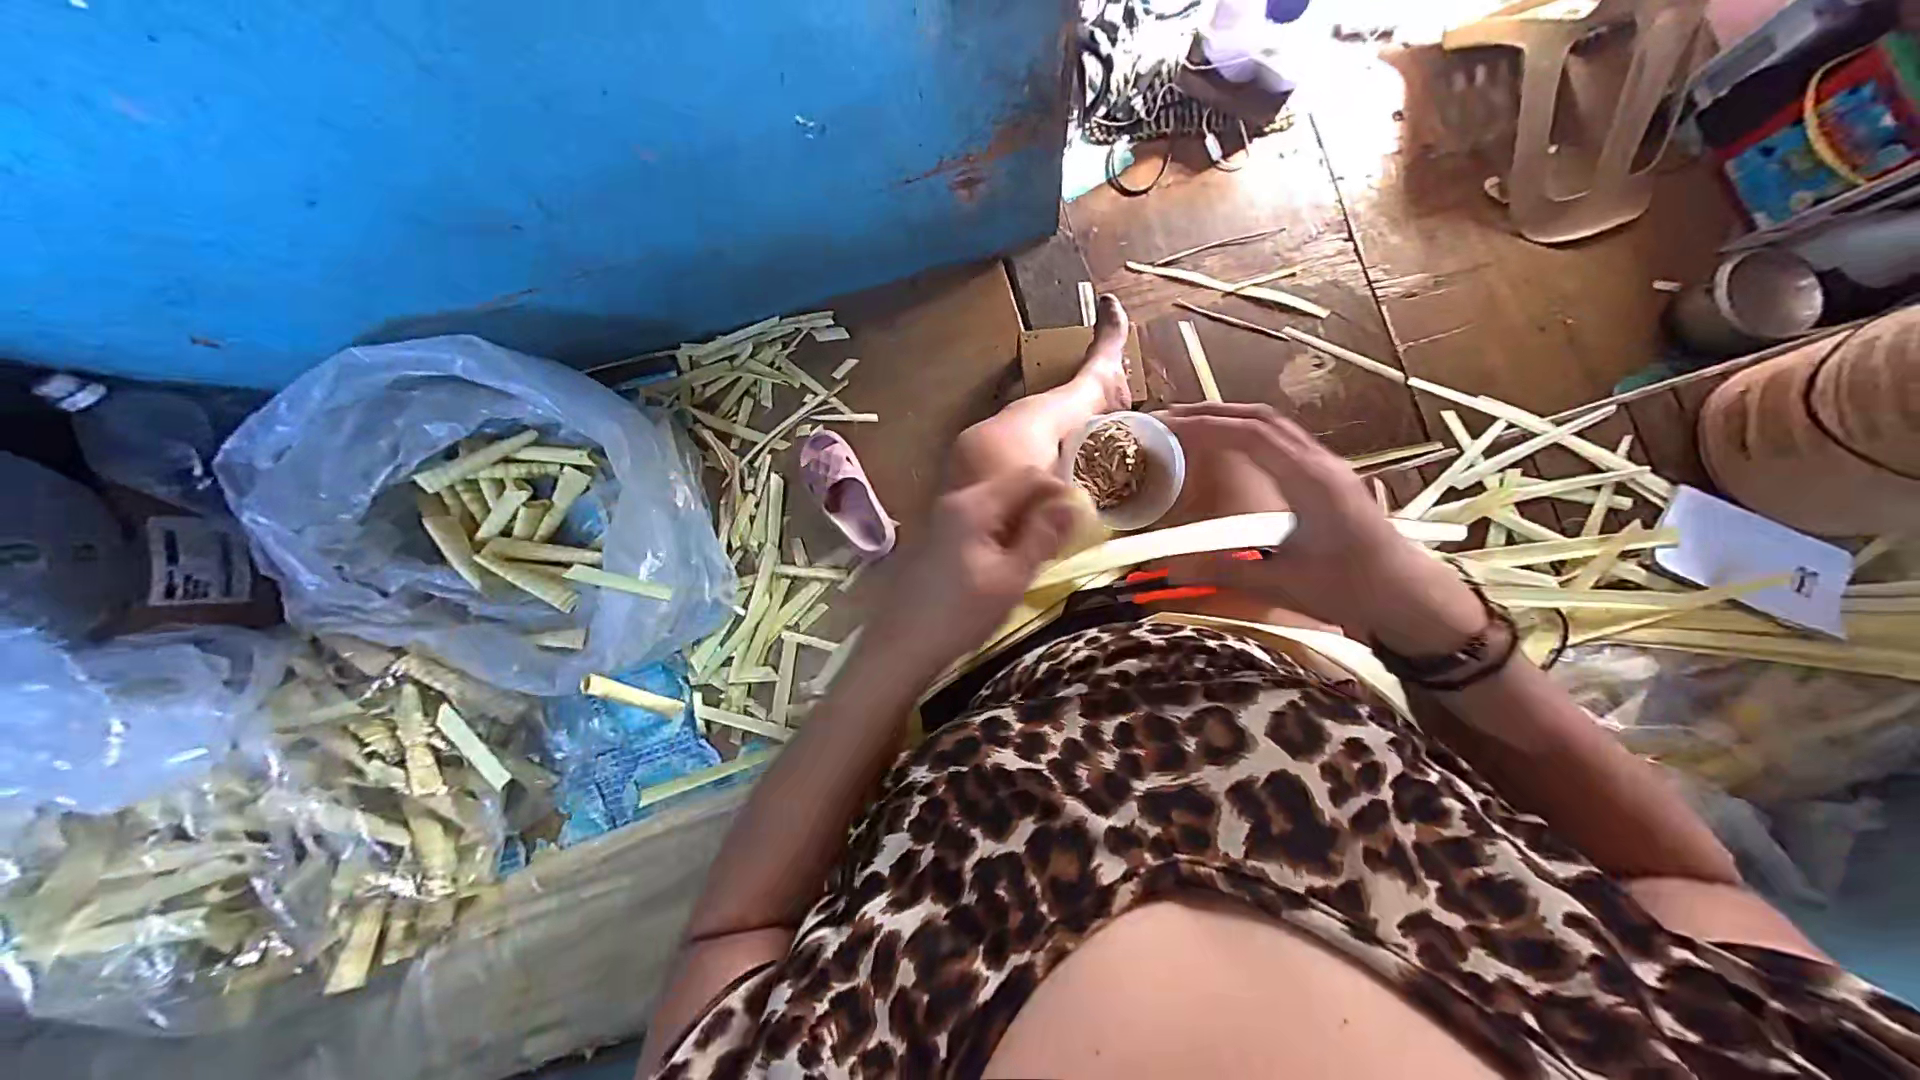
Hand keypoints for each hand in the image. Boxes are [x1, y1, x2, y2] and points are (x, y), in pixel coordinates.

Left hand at [862, 469, 1077, 678]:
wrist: (903, 644)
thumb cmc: (962, 614)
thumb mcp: (1011, 577)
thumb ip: (1042, 536)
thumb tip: (1073, 504)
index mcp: (975, 505)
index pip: (1029, 476)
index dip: (1059, 490)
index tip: (1079, 517)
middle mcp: (957, 500)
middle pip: (1011, 486)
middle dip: (1040, 506)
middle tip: (1062, 539)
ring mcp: (944, 516)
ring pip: (996, 503)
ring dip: (1021, 520)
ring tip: (1039, 553)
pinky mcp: (938, 534)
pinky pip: (979, 518)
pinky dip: (1001, 530)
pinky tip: (1008, 560)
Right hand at [1154, 403, 1485, 653]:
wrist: (1410, 599)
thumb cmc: (1352, 589)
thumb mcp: (1281, 583)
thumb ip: (1224, 571)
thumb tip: (1172, 570)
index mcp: (1308, 480)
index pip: (1249, 435)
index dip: (1204, 427)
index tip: (1167, 427)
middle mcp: (1319, 464)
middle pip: (1261, 418)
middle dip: (1212, 412)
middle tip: (1169, 417)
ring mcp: (1326, 468)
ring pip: (1274, 425)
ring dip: (1231, 418)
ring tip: (1191, 423)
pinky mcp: (1327, 478)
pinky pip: (1283, 440)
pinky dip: (1248, 432)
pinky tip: (1230, 446)